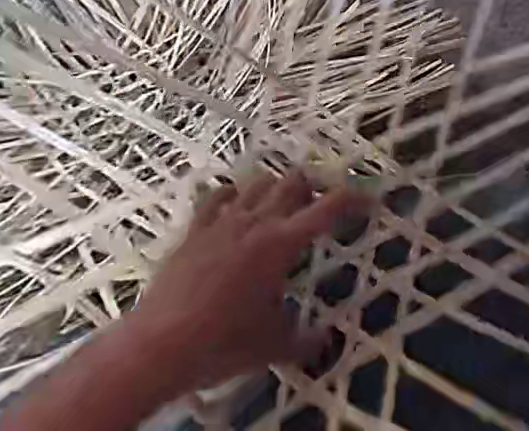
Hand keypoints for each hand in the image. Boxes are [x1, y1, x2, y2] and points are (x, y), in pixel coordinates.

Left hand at [113, 174, 366, 398]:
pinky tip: (235, 204)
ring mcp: (224, 221)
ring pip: (259, 182)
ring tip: (280, 204)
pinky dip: (233, 195)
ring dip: (275, 188)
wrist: (157, 348)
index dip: (355, 198)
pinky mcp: (195, 230)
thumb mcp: (272, 347)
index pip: (330, 207)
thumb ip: (304, 340)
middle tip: (317, 205)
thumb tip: (325, 342)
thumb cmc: (222, 344)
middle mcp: (258, 221)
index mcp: (284, 242)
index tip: (371, 199)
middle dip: (312, 187)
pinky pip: (217, 197)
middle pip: (294, 181)